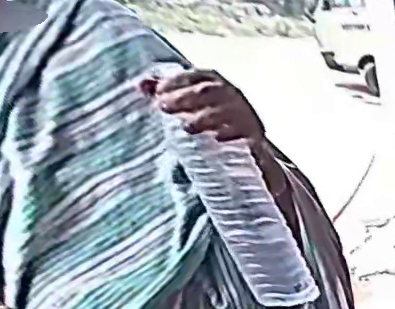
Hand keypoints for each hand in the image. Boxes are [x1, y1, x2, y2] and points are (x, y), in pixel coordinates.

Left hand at [143, 68, 266, 144]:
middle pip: (206, 92)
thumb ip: (168, 94)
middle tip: (164, 108)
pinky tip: (216, 138)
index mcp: (215, 80)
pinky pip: (241, 132)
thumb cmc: (216, 119)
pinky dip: (228, 134)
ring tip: (186, 128)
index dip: (174, 83)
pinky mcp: (255, 133)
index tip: (158, 92)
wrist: (252, 145)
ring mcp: (244, 113)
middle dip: (183, 99)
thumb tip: (140, 86)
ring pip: (222, 111)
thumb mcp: (193, 102)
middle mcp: (231, 93)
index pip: (192, 77)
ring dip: (202, 119)